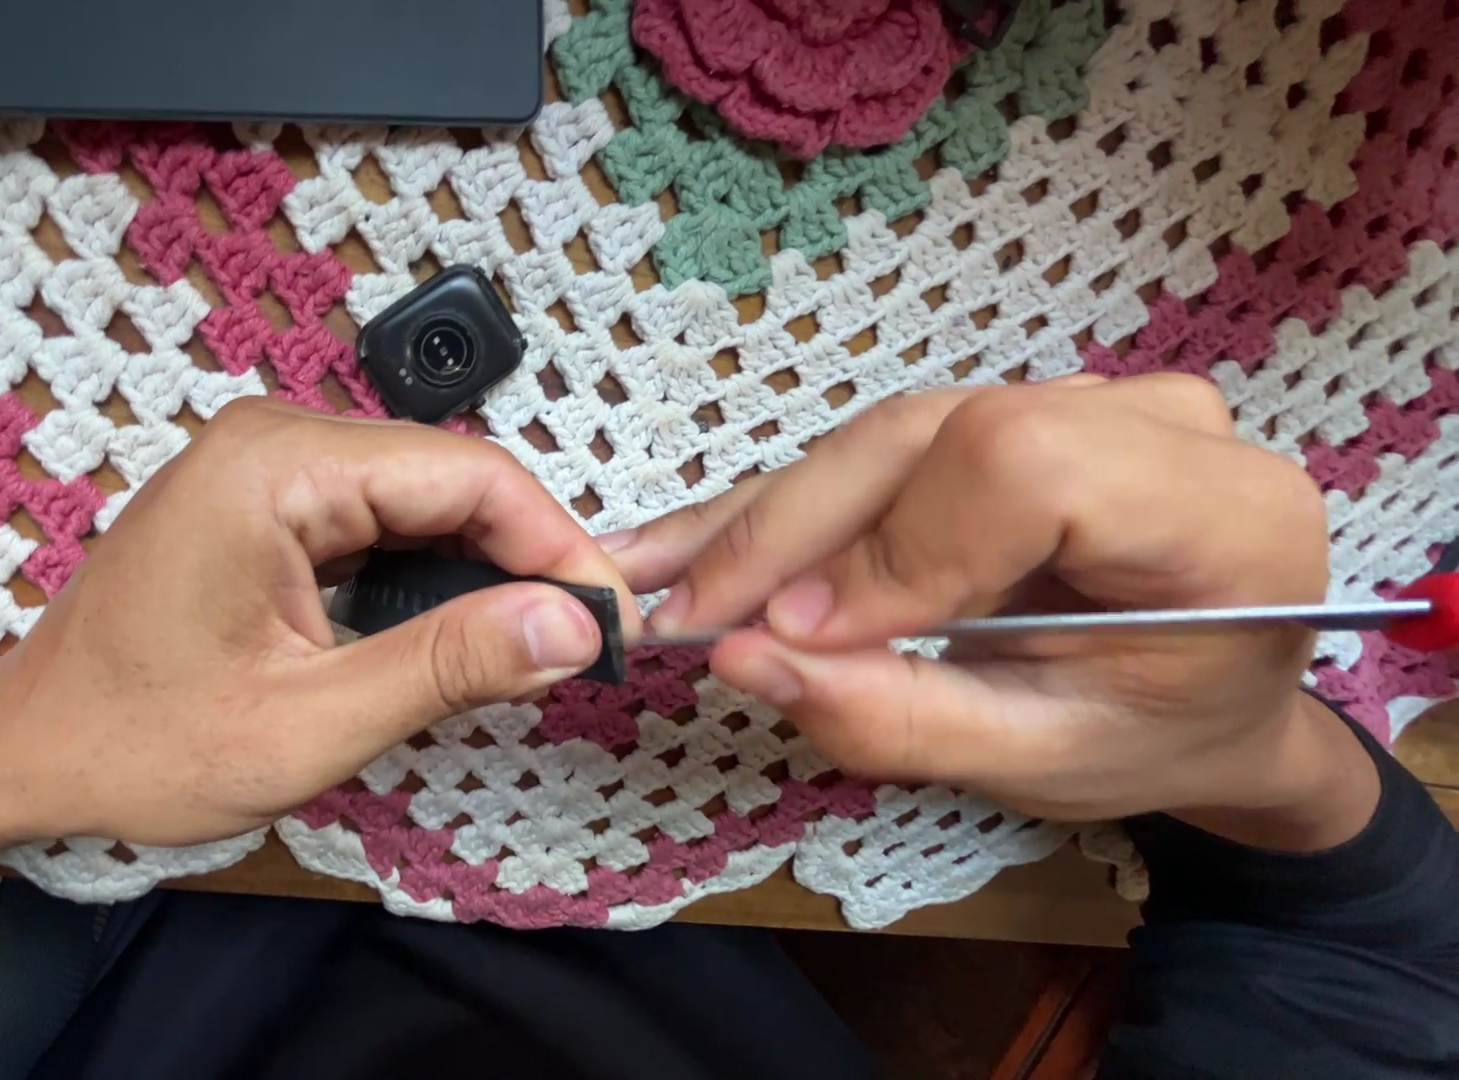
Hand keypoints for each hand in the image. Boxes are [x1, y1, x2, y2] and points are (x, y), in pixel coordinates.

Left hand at [0, 398, 637, 848]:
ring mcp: (273, 462)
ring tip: (539, 638)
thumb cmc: (140, 745)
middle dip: (529, 556)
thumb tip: (573, 627)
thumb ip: (448, 665)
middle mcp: (279, 437)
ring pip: (426, 498)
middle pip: (450, 478)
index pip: (468, 475)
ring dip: (489, 565)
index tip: (613, 618)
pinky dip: (437, 570)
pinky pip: (386, 519)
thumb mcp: (308, 723)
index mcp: (280, 465)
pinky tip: (464, 622)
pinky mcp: (274, 497)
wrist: (21, 752)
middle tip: (585, 639)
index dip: (558, 543)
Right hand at [604, 375, 1376, 849]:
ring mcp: (1040, 407)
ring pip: (856, 445)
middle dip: (779, 537)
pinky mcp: (968, 425)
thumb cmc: (1144, 738)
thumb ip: (896, 719)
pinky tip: (677, 541)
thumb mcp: (1036, 759)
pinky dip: (757, 512)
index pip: (1017, 467)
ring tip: (651, 578)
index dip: (892, 549)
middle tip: (682, 617)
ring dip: (746, 526)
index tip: (801, 635)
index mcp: (1210, 509)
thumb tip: (741, 660)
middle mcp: (1127, 422)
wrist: (1190, 698)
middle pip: (905, 441)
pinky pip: (848, 458)